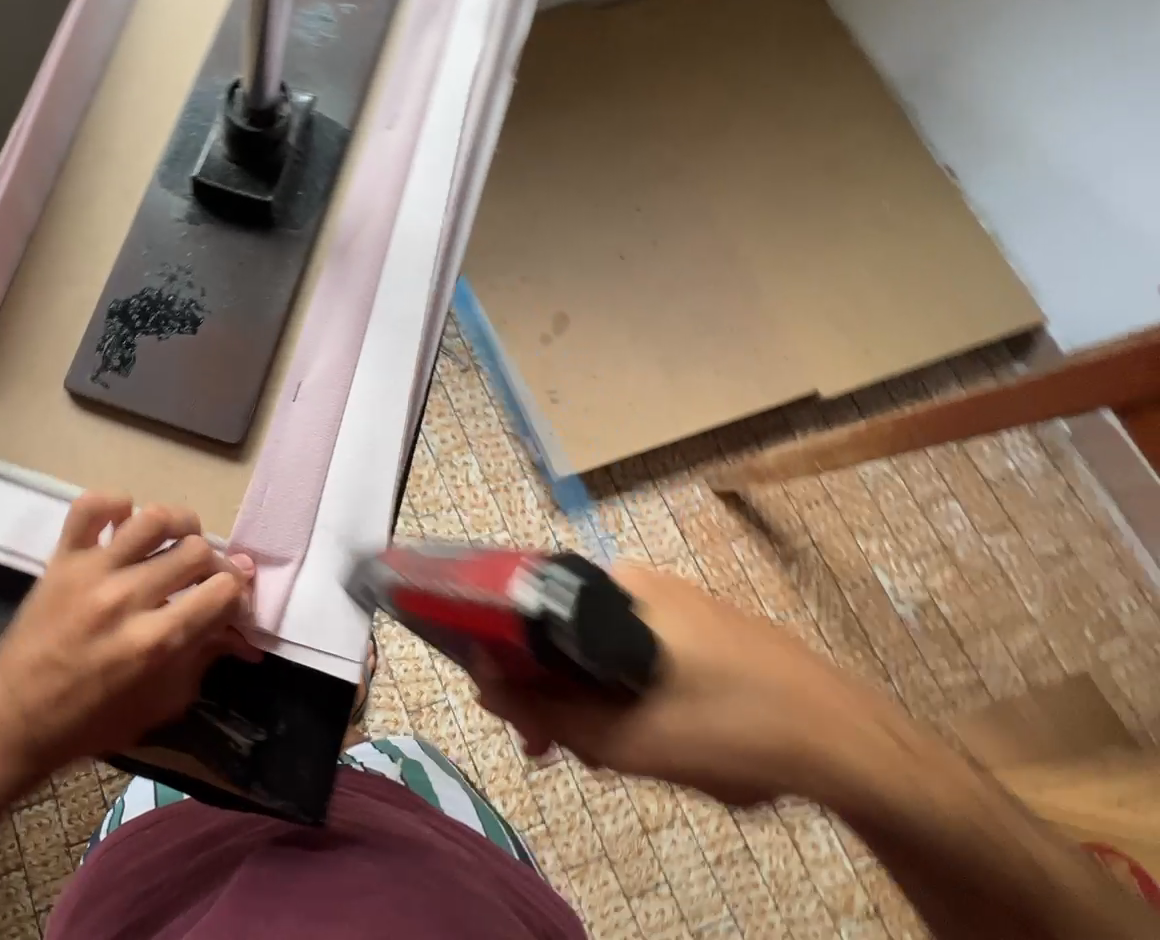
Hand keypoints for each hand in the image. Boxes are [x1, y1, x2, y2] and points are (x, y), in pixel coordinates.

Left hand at [0, 493, 260, 772]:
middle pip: (195, 550)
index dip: (238, 594)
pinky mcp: (61, 557)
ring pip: (153, 518)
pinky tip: (125, 527)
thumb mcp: (161, 703)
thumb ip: (203, 661)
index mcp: (155, 642)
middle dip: (214, 564)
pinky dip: (115, 505)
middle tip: (206, 581)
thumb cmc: (92, 721)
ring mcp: (91, 571)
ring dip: (179, 525)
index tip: (231, 603)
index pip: (222, 591)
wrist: (14, 716)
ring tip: (178, 541)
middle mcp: (126, 598)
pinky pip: (90, 507)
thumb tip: (240, 635)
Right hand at [472, 561, 888, 805]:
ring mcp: (678, 598)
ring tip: (626, 757)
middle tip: (574, 754)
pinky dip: (635, 690)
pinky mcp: (708, 621)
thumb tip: (482, 685)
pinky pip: (643, 651)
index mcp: (612, 588)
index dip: (513, 673)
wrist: (855, 748)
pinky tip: (661, 736)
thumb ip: (542, 711)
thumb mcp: (624, 739)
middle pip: (564, 637)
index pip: (526, 617)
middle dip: (561, 699)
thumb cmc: (731, 732)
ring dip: (599, 702)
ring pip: (603, 649)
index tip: (525, 725)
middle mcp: (638, 580)